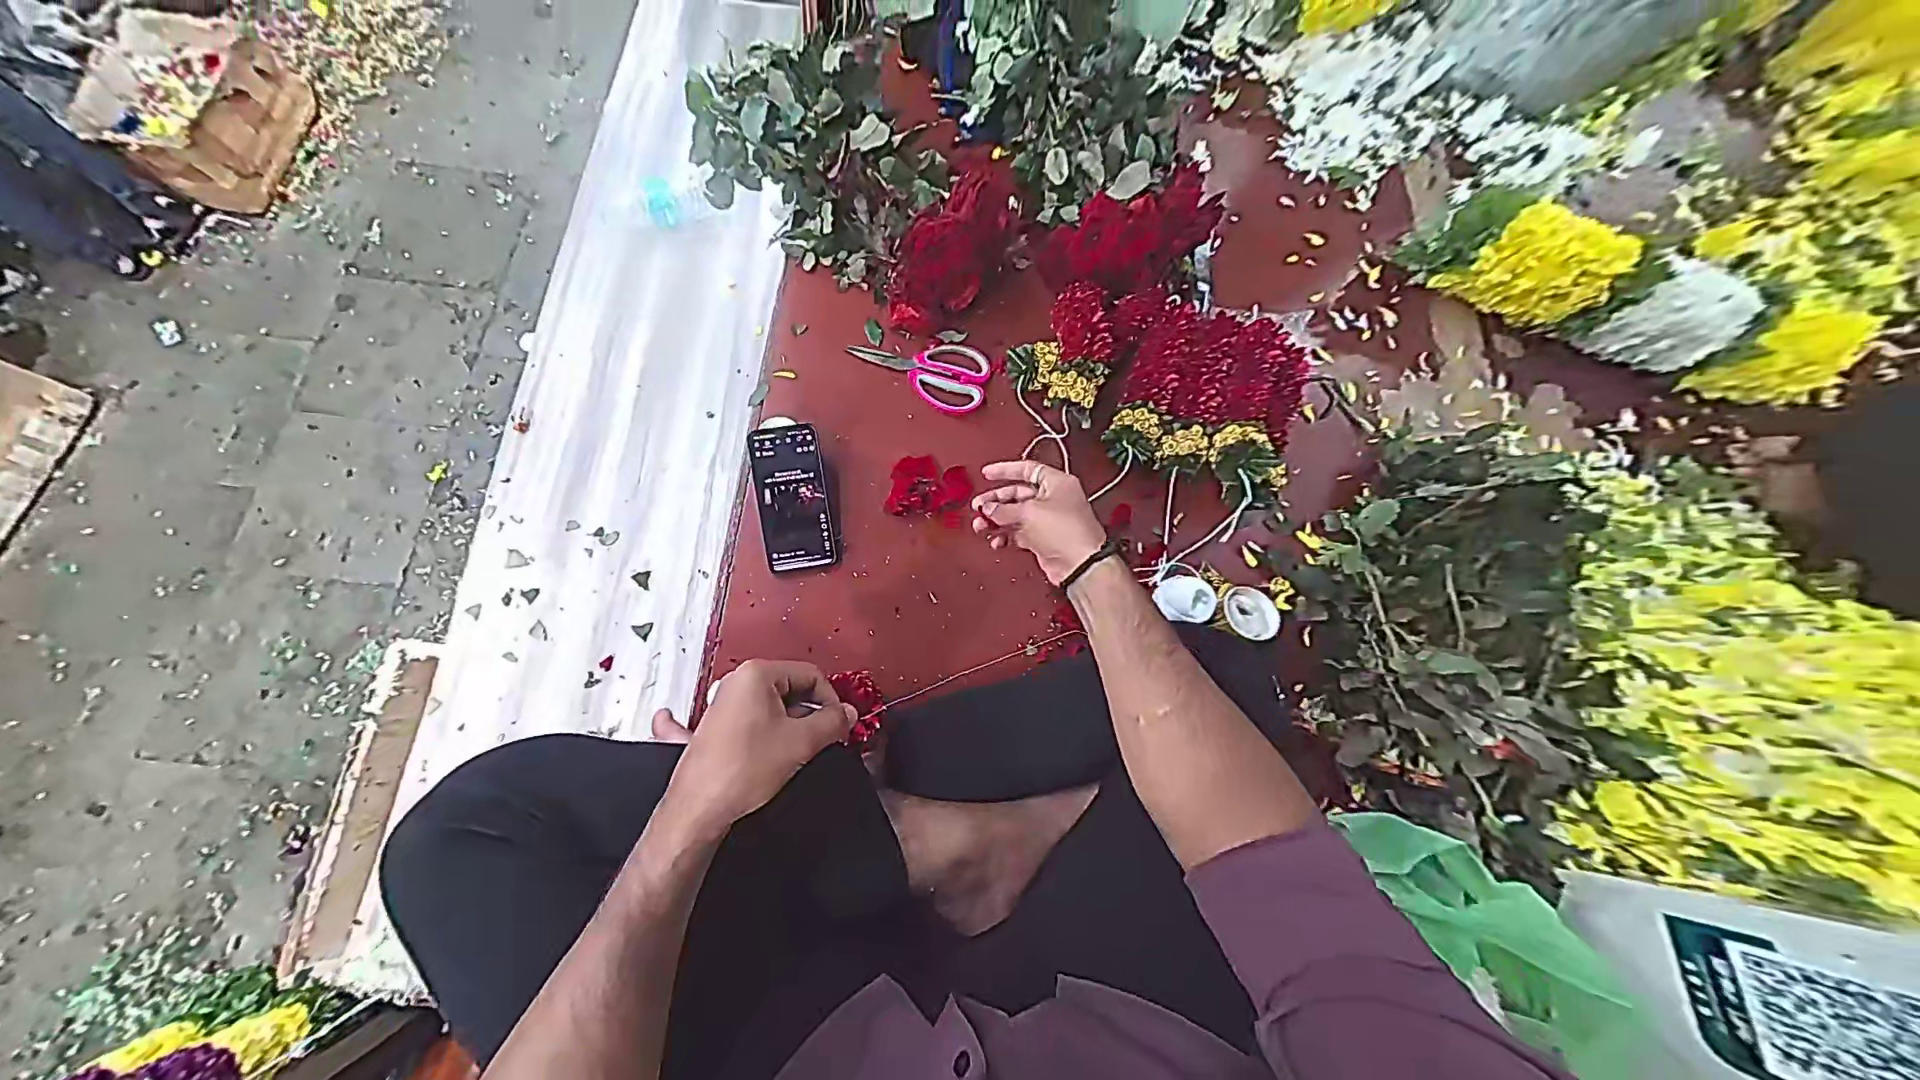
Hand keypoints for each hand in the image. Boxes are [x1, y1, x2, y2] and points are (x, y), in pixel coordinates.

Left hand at [656, 660, 853, 836]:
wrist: (698, 810)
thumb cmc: (737, 772)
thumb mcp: (802, 742)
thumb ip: (833, 722)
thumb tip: (846, 713)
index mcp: (756, 674)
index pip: (811, 675)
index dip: (830, 700)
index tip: (837, 723)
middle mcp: (737, 683)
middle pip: (793, 689)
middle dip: (811, 714)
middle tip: (821, 738)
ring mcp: (724, 705)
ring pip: (774, 707)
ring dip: (791, 727)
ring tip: (796, 752)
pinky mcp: (718, 728)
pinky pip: (753, 721)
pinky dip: (768, 733)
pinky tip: (769, 752)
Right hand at [971, 461, 1108, 585]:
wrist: (1079, 564)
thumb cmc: (1067, 532)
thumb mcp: (1030, 513)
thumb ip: (1004, 509)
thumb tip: (989, 508)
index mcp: (1056, 483)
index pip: (1027, 469)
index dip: (1005, 470)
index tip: (987, 473)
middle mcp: (1053, 499)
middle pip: (1017, 493)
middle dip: (996, 500)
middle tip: (979, 506)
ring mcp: (1048, 519)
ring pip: (1015, 515)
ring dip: (996, 520)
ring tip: (980, 525)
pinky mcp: (1043, 538)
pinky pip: (1018, 532)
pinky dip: (1005, 535)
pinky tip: (996, 540)